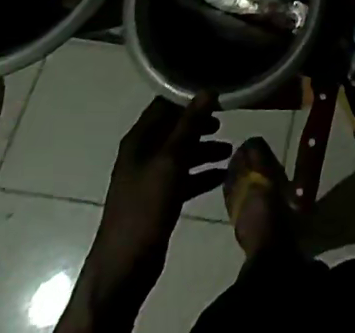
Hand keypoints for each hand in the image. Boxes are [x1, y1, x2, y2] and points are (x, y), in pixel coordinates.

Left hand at [62, 94, 229, 332]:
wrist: (125, 264)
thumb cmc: (145, 206)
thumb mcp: (171, 161)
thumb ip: (189, 125)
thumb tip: (208, 90)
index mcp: (138, 141)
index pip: (163, 105)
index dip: (188, 97)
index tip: (217, 94)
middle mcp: (142, 155)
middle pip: (174, 129)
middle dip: (201, 124)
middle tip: (227, 121)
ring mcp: (149, 178)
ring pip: (181, 153)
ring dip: (205, 149)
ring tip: (230, 150)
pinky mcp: (158, 199)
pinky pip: (184, 177)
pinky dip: (202, 173)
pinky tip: (222, 175)